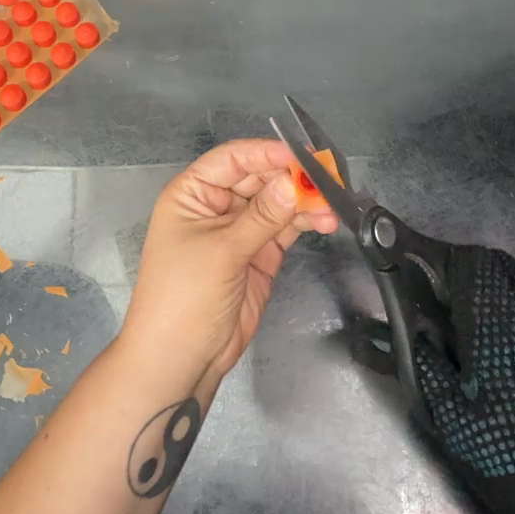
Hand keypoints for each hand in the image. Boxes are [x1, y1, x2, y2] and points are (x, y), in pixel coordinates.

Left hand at [118, 139, 338, 390]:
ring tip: (333, 203)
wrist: (180, 360)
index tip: (302, 154)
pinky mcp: (258, 255)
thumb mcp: (222, 252)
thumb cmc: (184, 297)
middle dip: (291, 177)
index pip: (232, 159)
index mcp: (192, 193)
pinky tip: (325, 219)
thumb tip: (295, 183)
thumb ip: (262, 217)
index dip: (266, 153)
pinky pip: (284, 228)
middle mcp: (215, 206)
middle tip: (328, 177)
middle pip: (258, 178)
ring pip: (276, 203)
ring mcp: (238, 231)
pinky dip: (305, 222)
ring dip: (303, 201)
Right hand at [410, 244, 514, 513]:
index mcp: (495, 324)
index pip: (467, 259)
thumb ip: (427, 359)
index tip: (426, 272)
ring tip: (492, 333)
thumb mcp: (450, 417)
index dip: (442, 258)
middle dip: (472, 273)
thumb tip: (417, 323)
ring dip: (504, 295)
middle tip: (454, 302)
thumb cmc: (510, 456)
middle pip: (500, 265)